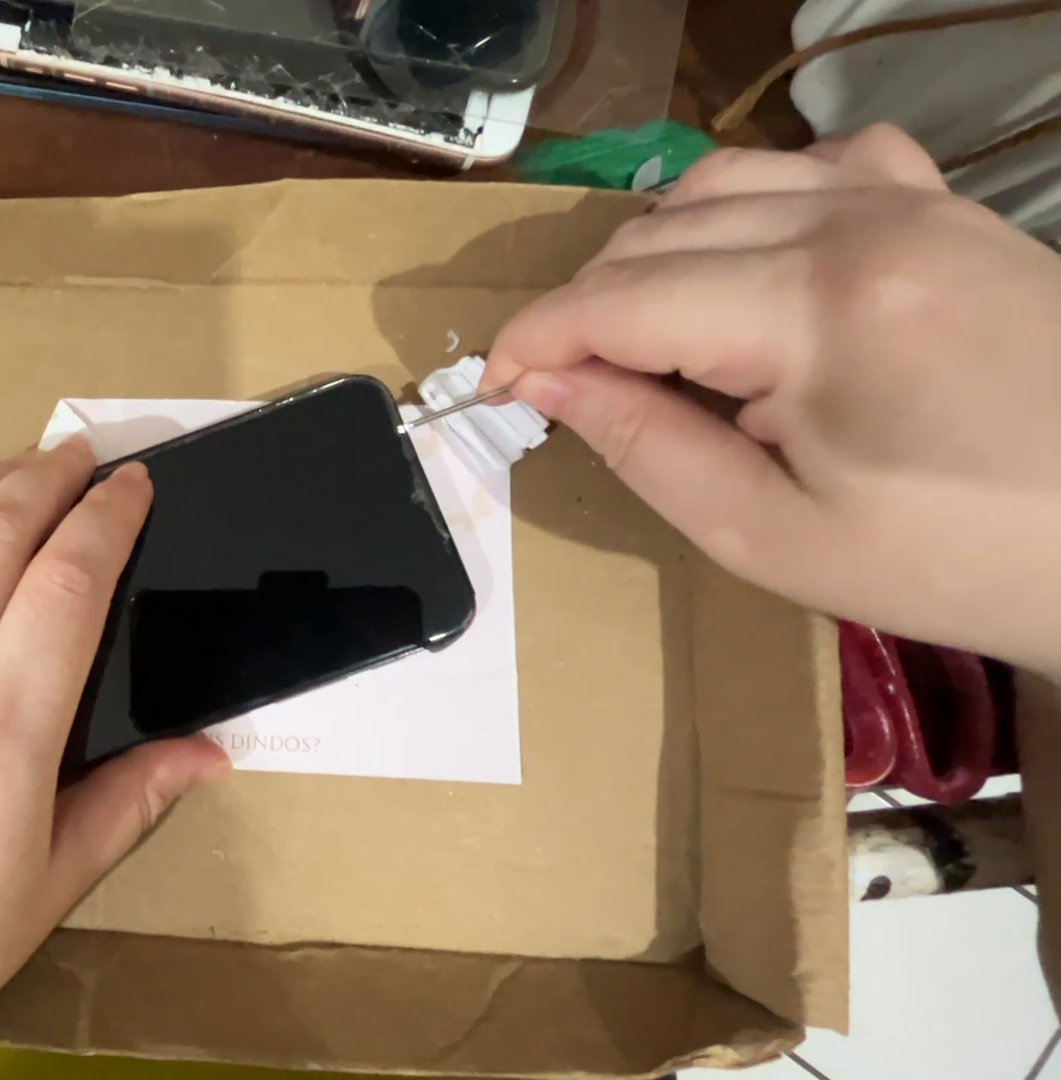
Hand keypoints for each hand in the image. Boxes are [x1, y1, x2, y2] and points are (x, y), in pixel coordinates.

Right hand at [483, 124, 1060, 676]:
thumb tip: (543, 383)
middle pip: (646, 240)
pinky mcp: (943, 207)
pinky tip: (729, 268)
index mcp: (818, 309)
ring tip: (630, 338)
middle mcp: (862, 222)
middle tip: (560, 390)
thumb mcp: (759, 530)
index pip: (614, 299)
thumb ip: (638, 441)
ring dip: (636, 262)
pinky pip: (803, 168)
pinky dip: (732, 210)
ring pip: (705, 189)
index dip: (528, 342)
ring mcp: (913, 200)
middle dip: (574, 314)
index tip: (490, 390)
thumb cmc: (951, 556)